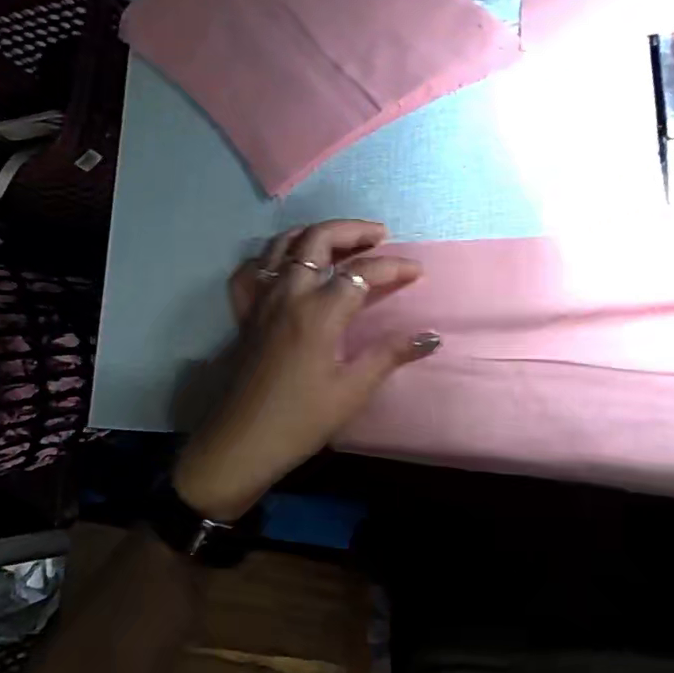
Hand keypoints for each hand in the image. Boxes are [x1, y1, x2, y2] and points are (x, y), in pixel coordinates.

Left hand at [174, 220, 439, 521]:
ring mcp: (262, 301)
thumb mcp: (353, 390)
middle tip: (379, 236)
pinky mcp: (245, 314)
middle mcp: (288, 294)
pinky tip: (286, 266)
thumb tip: (430, 336)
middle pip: (318, 239)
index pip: (362, 272)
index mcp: (319, 312)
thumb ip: (390, 355)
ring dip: (315, 234)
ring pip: (283, 245)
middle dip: (352, 230)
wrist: (242, 443)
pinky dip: (272, 258)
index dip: (394, 267)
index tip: (417, 271)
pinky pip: (253, 271)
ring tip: (340, 241)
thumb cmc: (302, 420)